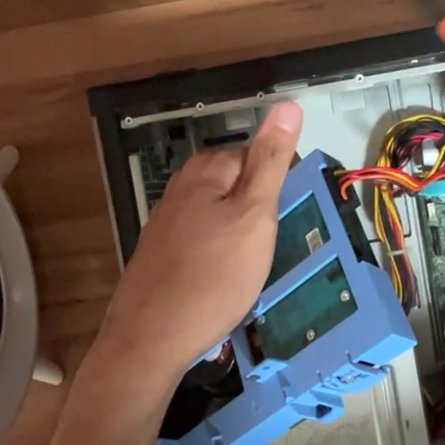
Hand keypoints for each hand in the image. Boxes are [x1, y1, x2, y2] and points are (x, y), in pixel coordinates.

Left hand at [96, 102, 303, 382]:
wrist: (152, 338)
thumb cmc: (213, 276)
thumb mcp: (255, 215)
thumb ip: (270, 161)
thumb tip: (288, 105)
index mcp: (206, 171)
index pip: (258, 155)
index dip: (281, 184)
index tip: (293, 217)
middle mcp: (181, 188)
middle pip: (237, 185)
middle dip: (262, 210)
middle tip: (278, 246)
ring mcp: (167, 223)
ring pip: (221, 216)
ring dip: (243, 236)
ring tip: (257, 267)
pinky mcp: (163, 255)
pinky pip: (205, 243)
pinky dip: (222, 257)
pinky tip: (228, 281)